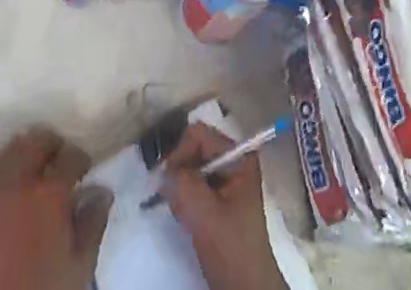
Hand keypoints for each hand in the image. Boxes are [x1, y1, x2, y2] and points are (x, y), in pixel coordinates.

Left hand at [0, 126, 111, 289]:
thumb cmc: (45, 289)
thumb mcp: (80, 264)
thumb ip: (93, 223)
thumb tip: (102, 192)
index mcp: (51, 195)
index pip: (71, 157)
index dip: (82, 159)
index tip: (86, 169)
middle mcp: (21, 184)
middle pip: (38, 142)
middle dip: (54, 144)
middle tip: (62, 158)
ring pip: (10, 150)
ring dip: (26, 148)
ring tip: (36, 161)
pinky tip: (5, 172)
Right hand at [163, 124, 287, 289]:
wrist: (246, 288)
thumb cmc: (232, 249)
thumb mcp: (206, 214)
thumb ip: (183, 184)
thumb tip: (164, 170)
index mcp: (239, 156)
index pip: (198, 135)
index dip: (180, 153)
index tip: (168, 181)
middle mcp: (234, 161)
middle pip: (193, 149)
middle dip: (180, 174)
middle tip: (176, 202)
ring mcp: (226, 180)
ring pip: (190, 169)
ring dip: (180, 191)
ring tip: (184, 215)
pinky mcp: (218, 198)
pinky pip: (192, 186)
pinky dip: (184, 201)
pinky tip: (187, 220)